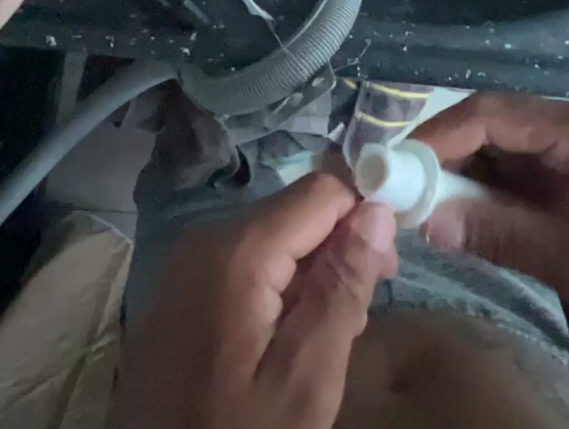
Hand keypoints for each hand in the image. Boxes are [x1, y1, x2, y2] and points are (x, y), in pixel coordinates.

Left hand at [112, 173, 398, 428]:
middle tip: (355, 317)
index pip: (321, 189)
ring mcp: (185, 262)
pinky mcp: (179, 289)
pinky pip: (243, 261)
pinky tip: (282, 340)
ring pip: (273, 235)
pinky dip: (276, 286)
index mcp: (237, 249)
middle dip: (338, 249)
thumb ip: (342, 288)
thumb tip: (377, 211)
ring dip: (310, 272)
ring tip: (321, 339)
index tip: (389, 267)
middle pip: (295, 210)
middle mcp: (205, 236)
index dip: (364, 214)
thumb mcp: (304, 379)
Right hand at [410, 92, 568, 363]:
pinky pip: (527, 177)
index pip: (492, 114)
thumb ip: (504, 236)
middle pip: (494, 128)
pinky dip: (495, 199)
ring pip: (506, 154)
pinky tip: (470, 224)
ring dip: (466, 181)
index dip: (436, 136)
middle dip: (444, 159)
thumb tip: (426, 222)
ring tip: (422, 213)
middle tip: (397, 195)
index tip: (391, 167)